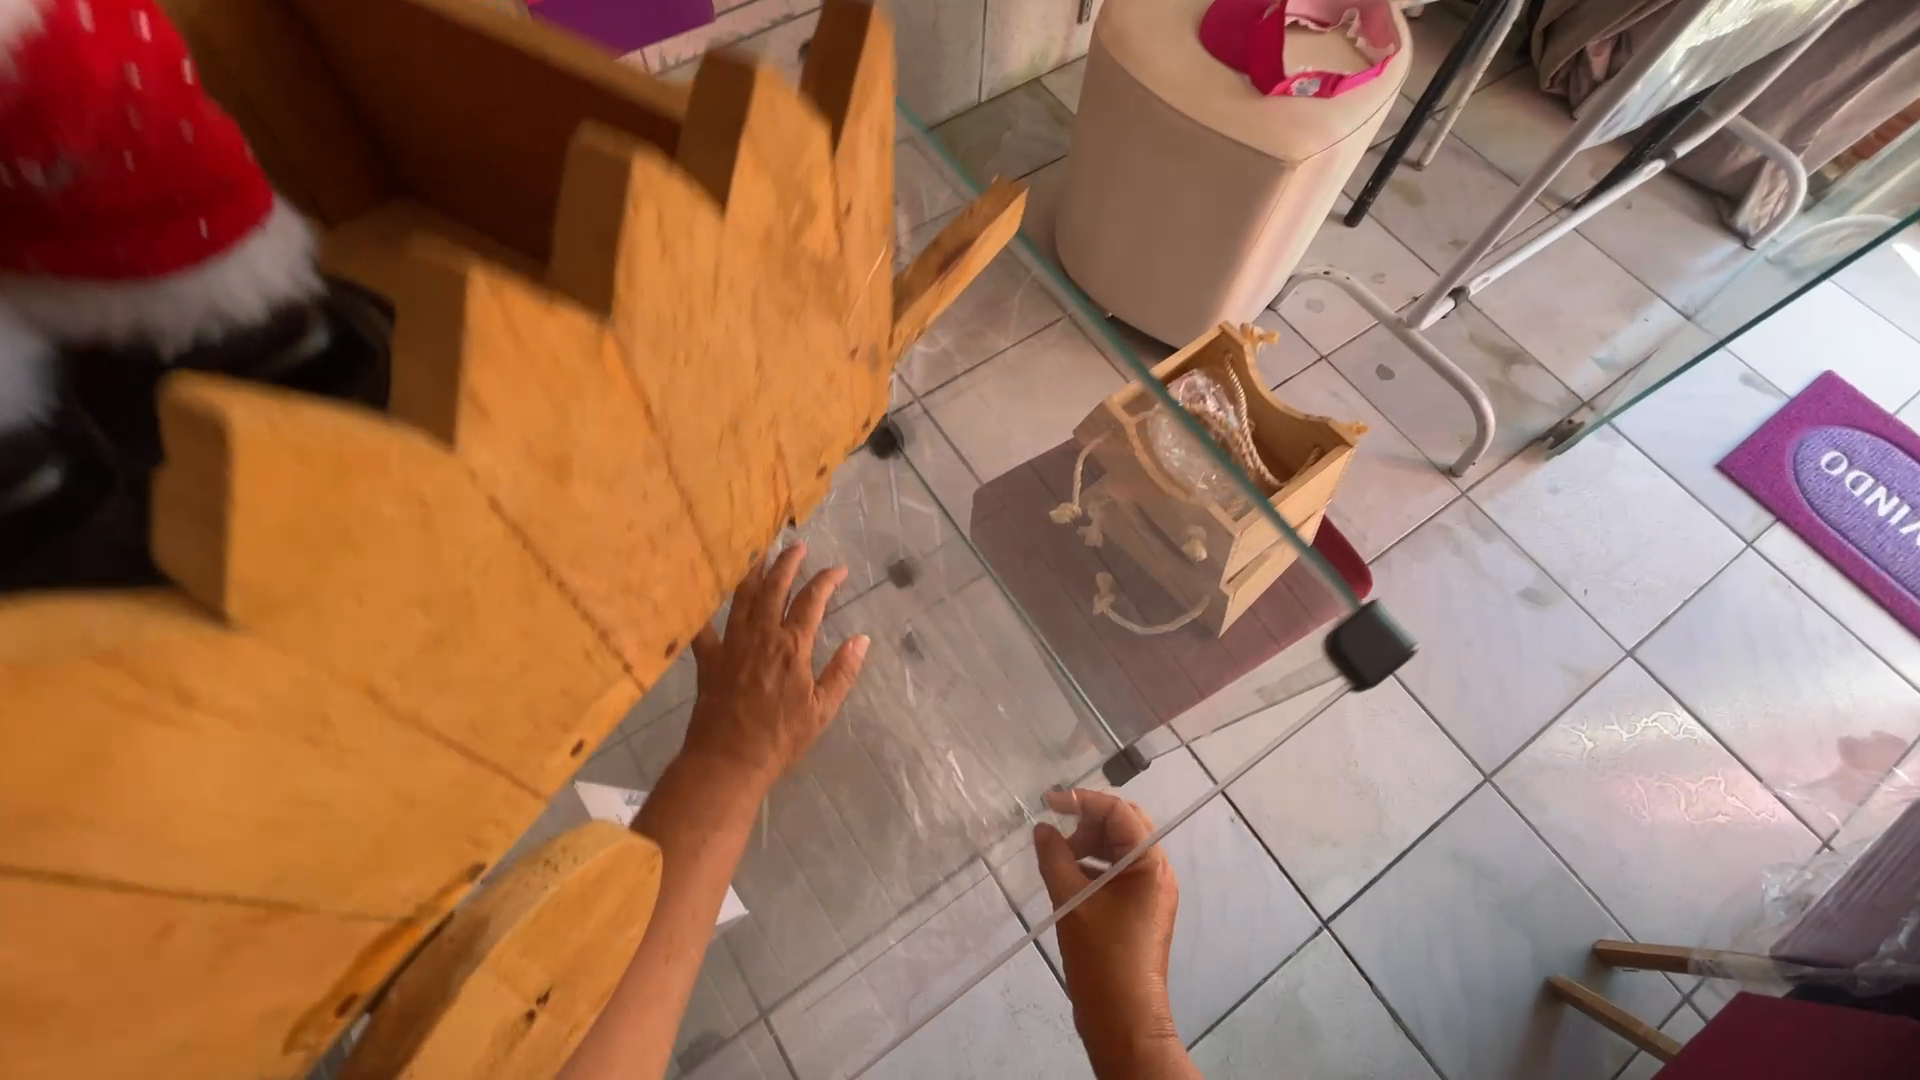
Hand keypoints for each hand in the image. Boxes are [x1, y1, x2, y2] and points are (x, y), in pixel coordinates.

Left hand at [681, 542, 869, 790]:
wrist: (729, 760)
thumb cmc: (781, 738)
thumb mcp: (822, 709)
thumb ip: (843, 671)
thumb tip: (862, 640)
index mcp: (793, 646)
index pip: (813, 601)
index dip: (827, 580)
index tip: (839, 570)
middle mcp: (762, 636)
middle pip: (776, 589)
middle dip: (788, 564)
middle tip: (797, 546)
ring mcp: (731, 644)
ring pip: (743, 598)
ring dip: (753, 572)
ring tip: (759, 553)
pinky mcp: (708, 659)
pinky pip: (703, 627)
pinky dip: (703, 608)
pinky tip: (701, 592)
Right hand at [1034, 790, 1180, 1059]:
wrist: (1125, 1021)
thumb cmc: (1102, 957)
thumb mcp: (1071, 901)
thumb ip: (1054, 856)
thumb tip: (1043, 829)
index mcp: (1150, 864)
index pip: (1118, 811)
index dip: (1082, 800)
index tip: (1048, 802)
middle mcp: (1157, 871)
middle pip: (1123, 825)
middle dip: (1087, 822)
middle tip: (1056, 834)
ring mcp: (1151, 891)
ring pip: (1119, 847)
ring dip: (1088, 844)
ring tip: (1059, 859)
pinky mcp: (1141, 909)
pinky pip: (1118, 871)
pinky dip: (1093, 866)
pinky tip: (1069, 879)